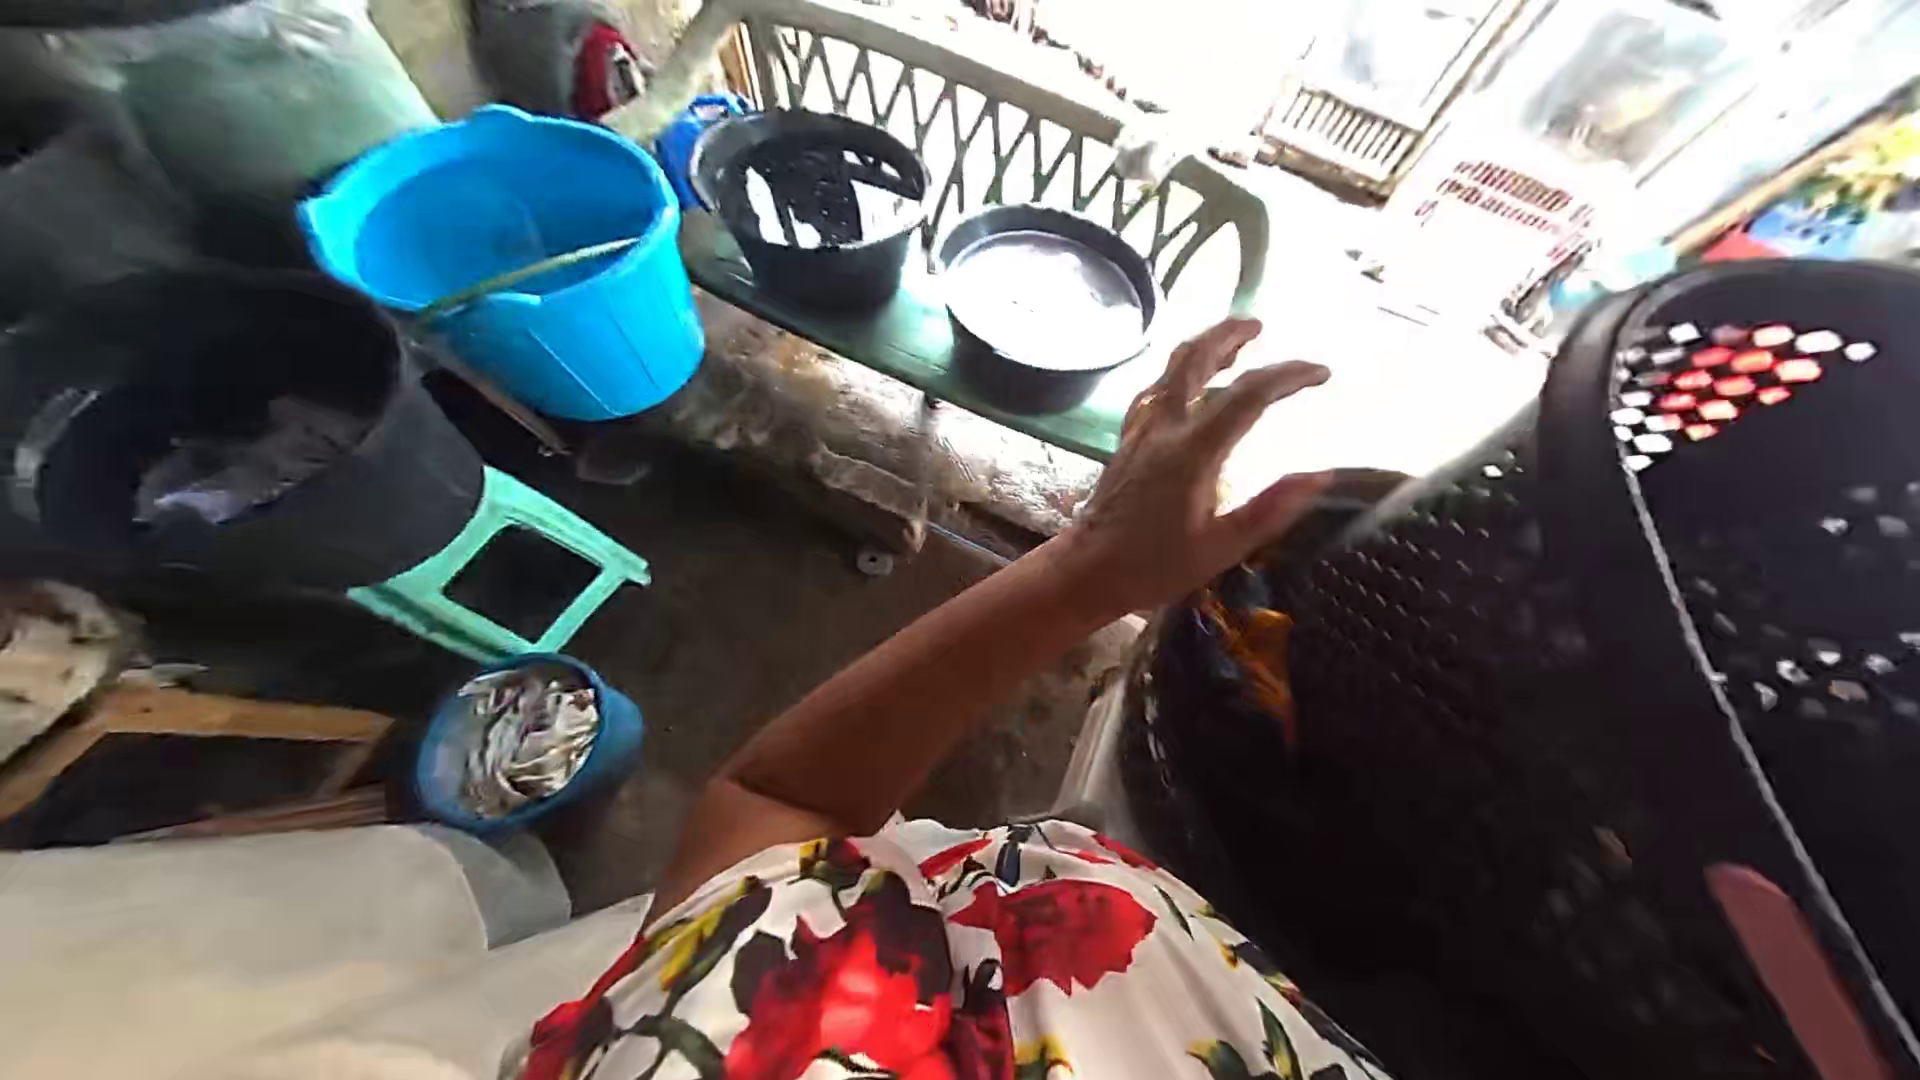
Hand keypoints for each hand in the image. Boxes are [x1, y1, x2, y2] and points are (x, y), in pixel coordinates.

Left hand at [1056, 317, 1331, 611]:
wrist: (1087, 570)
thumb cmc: (1153, 566)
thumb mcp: (1222, 548)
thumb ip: (1271, 510)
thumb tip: (1321, 475)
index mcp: (1192, 452)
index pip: (1247, 396)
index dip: (1288, 376)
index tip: (1322, 373)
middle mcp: (1162, 430)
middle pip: (1192, 360)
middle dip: (1227, 335)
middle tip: (1258, 326)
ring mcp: (1138, 433)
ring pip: (1167, 373)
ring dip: (1200, 350)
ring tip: (1231, 346)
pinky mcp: (1125, 444)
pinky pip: (1151, 395)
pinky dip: (1174, 377)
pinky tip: (1184, 386)